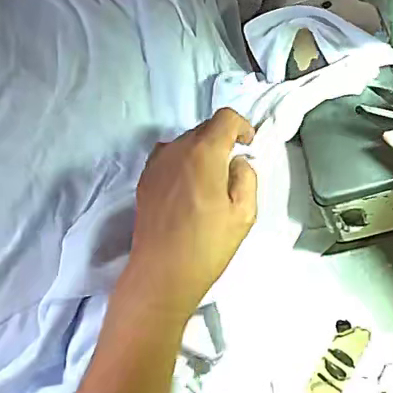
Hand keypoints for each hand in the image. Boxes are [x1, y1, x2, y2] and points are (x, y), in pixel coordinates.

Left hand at [121, 109, 258, 323]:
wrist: (161, 274)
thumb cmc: (207, 245)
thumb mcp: (244, 213)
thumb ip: (246, 176)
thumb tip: (236, 161)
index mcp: (203, 152)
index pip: (225, 118)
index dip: (242, 126)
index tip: (248, 145)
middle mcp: (176, 149)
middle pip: (204, 128)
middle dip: (222, 141)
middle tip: (232, 170)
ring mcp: (156, 163)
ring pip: (185, 142)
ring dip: (201, 152)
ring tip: (210, 183)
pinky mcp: (144, 179)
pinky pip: (168, 158)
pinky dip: (182, 163)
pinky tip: (188, 190)